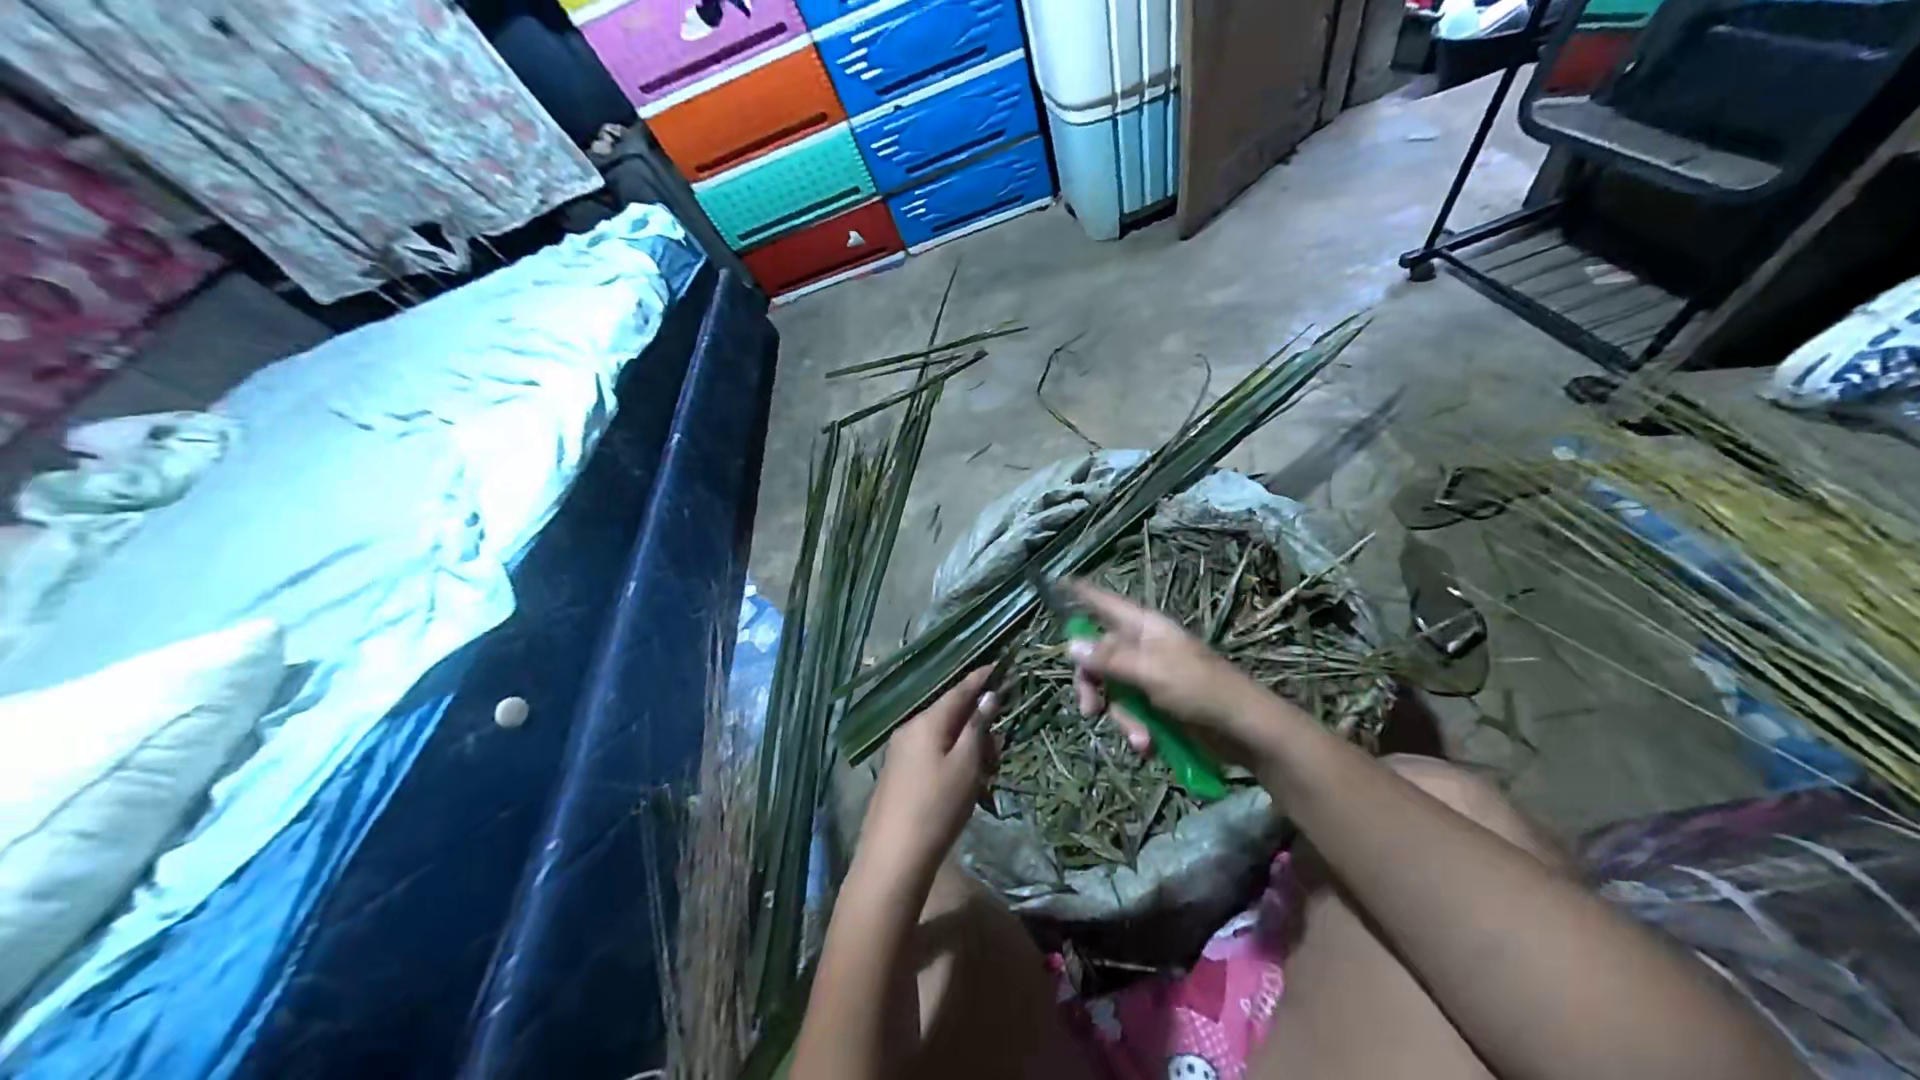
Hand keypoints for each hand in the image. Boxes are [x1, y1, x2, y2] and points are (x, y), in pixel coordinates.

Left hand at [857, 667, 1000, 882]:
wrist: (894, 856)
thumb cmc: (937, 806)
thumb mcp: (966, 765)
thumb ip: (977, 727)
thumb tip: (987, 697)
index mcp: (926, 721)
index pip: (958, 690)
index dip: (980, 679)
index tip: (999, 667)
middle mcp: (910, 729)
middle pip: (952, 715)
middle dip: (978, 727)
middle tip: (997, 756)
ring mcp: (901, 752)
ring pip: (944, 737)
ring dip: (968, 748)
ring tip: (984, 778)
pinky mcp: (899, 773)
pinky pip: (933, 754)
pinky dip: (953, 761)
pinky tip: (964, 786)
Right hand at [1067, 580, 1298, 766]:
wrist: (1245, 731)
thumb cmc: (1201, 690)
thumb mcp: (1151, 672)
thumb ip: (1109, 659)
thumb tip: (1070, 644)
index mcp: (1145, 628)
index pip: (1105, 603)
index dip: (1082, 595)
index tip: (1056, 583)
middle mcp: (1143, 648)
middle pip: (1098, 656)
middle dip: (1094, 686)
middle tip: (1091, 711)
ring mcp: (1150, 677)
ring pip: (1112, 690)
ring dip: (1122, 718)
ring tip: (1140, 740)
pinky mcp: (1158, 705)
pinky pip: (1131, 712)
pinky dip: (1136, 729)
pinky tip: (1148, 746)